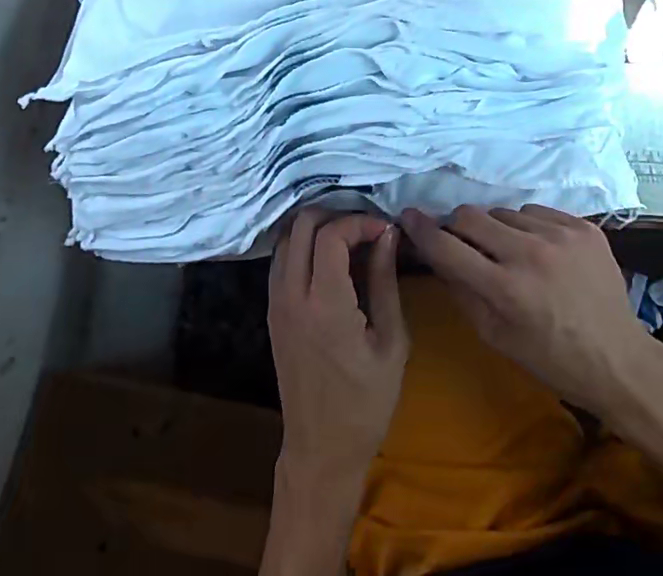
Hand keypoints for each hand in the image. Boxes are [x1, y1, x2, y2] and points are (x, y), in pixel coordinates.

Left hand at [268, 209, 407, 483]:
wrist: (321, 448)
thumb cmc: (366, 401)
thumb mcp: (391, 341)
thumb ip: (386, 281)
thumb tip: (388, 234)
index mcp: (324, 305)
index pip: (331, 234)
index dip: (361, 222)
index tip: (386, 232)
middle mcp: (291, 296)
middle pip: (301, 225)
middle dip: (337, 215)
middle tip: (368, 230)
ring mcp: (275, 303)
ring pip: (287, 238)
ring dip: (317, 228)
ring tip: (352, 241)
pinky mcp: (271, 311)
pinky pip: (282, 259)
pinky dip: (304, 246)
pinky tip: (331, 260)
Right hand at [401, 205, 657, 413]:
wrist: (618, 358)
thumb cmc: (550, 358)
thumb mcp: (495, 336)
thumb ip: (461, 291)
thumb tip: (437, 254)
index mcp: (505, 288)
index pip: (448, 247)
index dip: (421, 229)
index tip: (408, 216)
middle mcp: (531, 253)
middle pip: (472, 215)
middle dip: (459, 227)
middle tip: (465, 244)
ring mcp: (562, 236)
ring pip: (505, 212)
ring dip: (498, 229)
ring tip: (513, 255)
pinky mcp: (584, 228)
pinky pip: (538, 212)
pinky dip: (530, 228)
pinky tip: (542, 252)